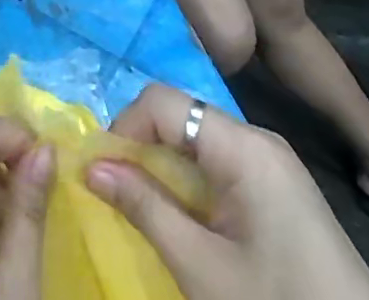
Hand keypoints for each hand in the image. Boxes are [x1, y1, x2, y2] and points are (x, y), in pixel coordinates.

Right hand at [86, 84, 368, 299]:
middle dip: (140, 147)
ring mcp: (270, 157)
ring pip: (197, 138)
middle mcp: (256, 136)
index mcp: (243, 144)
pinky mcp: (276, 180)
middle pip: (181, 116)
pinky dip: (189, 180)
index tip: (100, 174)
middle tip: (113, 196)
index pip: (164, 102)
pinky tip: (180, 218)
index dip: (124, 128)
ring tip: (141, 211)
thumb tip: (92, 167)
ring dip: (162, 166)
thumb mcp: (201, 266)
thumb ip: (146, 208)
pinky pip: (220, 160)